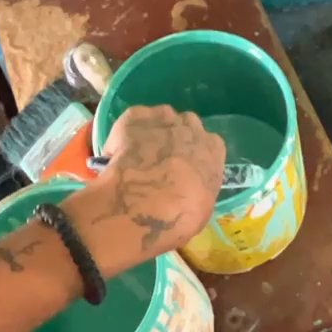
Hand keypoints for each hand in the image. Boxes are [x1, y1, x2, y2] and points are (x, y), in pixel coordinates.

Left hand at [62, 106, 224, 277]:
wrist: (146, 205)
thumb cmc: (183, 215)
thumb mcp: (203, 206)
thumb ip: (198, 187)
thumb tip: (187, 189)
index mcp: (214, 148)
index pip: (207, 146)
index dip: (193, 158)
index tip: (183, 171)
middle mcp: (192, 126)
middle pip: (185, 127)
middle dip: (174, 141)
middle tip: (158, 164)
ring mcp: (163, 118)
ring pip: (159, 120)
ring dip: (151, 134)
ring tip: (136, 159)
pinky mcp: (135, 117)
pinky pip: (133, 121)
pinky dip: (125, 135)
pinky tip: (117, 155)